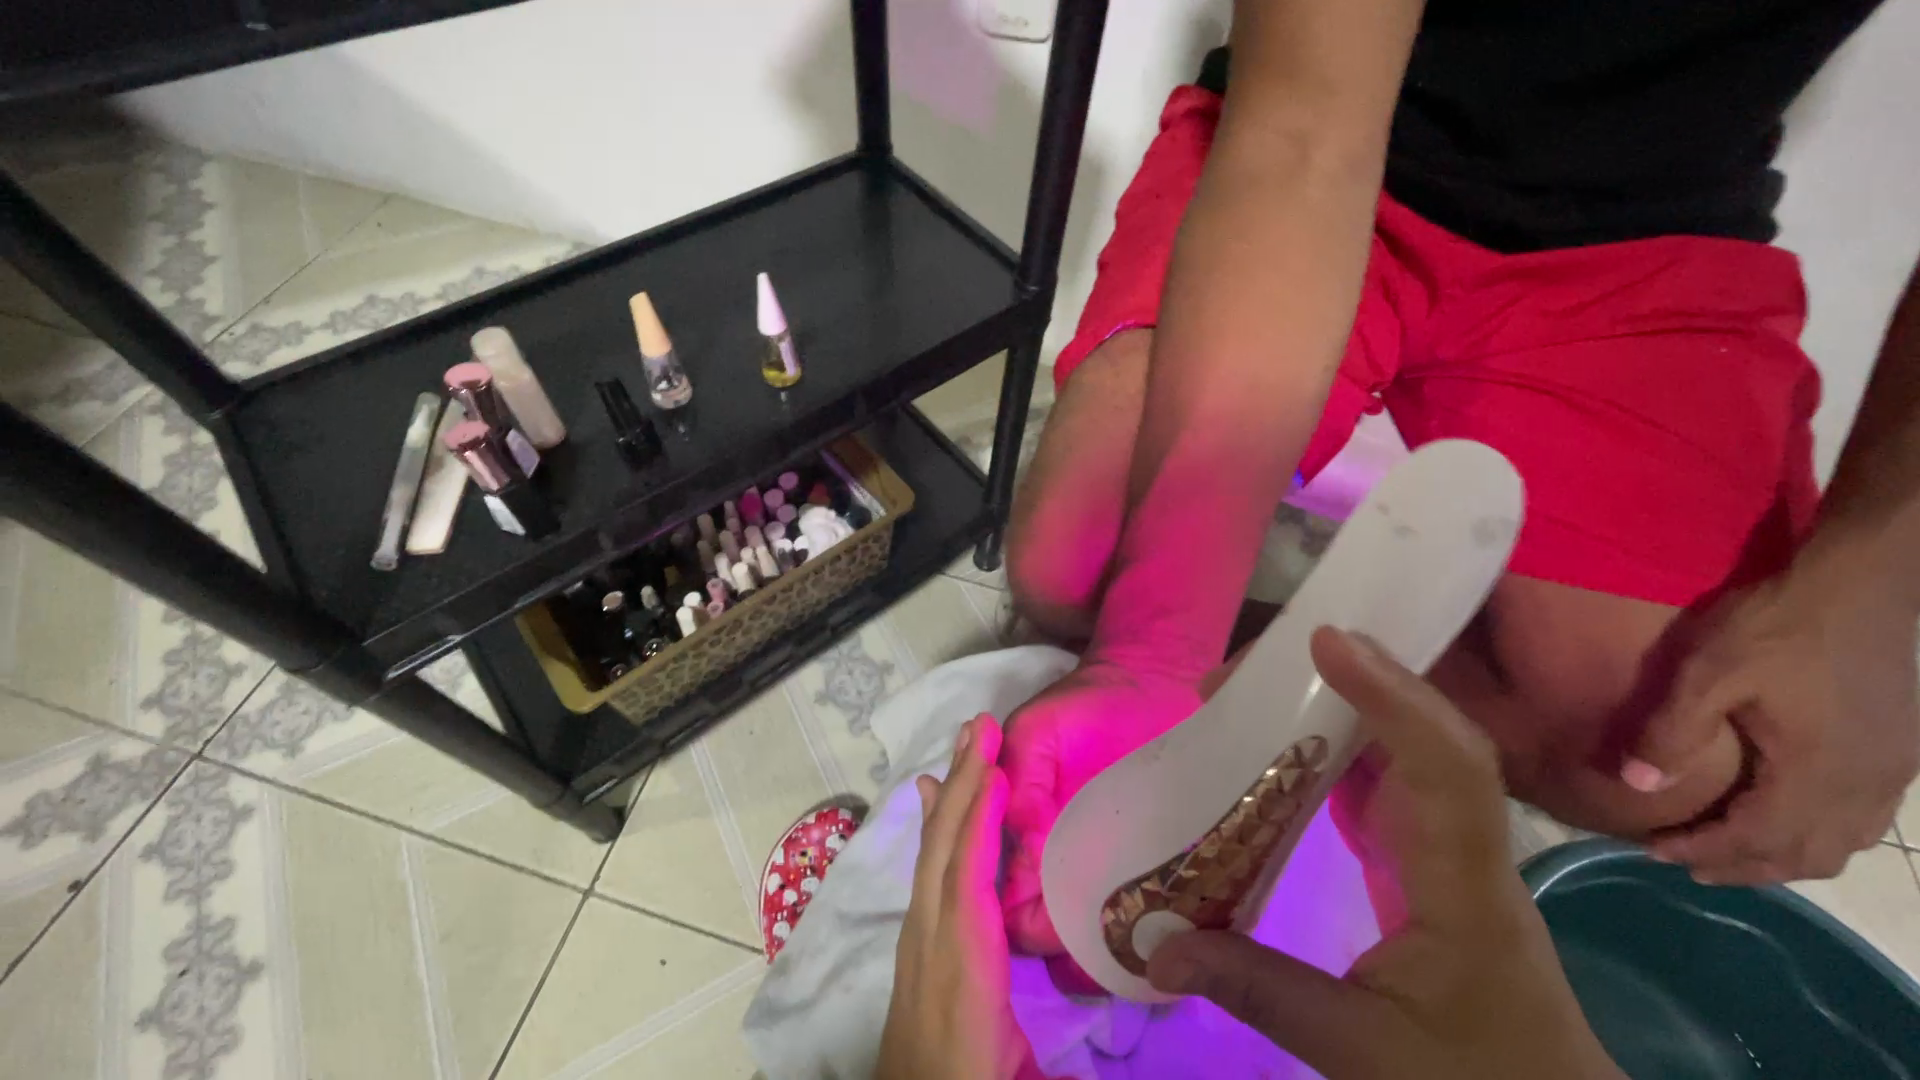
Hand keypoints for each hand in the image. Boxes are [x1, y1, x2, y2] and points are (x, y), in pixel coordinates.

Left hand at [877, 714, 1046, 1079]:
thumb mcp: (1026, 1076)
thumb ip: (1068, 1062)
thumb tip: (1129, 1027)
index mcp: (962, 972)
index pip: (966, 884)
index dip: (978, 822)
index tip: (995, 768)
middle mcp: (931, 942)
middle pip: (942, 851)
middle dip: (960, 783)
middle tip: (978, 725)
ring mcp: (917, 938)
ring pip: (931, 853)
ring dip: (948, 794)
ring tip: (962, 745)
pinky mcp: (917, 941)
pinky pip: (927, 868)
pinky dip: (935, 824)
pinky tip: (931, 800)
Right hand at [1000, 661, 1202, 965]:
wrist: (1154, 681)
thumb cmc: (1085, 705)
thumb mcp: (1038, 732)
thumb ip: (1022, 783)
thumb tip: (1024, 853)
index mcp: (1027, 842)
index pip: (1011, 907)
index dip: (1024, 925)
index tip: (1051, 929)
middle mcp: (1068, 867)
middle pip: (1057, 939)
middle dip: (1073, 955)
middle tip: (1105, 944)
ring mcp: (1119, 873)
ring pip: (1108, 944)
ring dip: (1117, 957)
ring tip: (1142, 947)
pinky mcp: (1167, 869)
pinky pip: (1163, 922)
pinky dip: (1167, 938)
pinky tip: (1177, 938)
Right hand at [1146, 628, 1624, 1079]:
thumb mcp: (1362, 1053)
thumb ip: (1258, 991)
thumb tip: (1157, 946)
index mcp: (1466, 888)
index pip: (1447, 767)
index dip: (1392, 695)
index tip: (1325, 641)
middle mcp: (1465, 848)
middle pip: (1427, 736)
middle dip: (1350, 681)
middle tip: (1255, 665)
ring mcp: (1448, 849)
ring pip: (1406, 751)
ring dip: (1339, 708)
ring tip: (1258, 688)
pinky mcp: (1426, 861)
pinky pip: (1385, 784)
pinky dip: (1336, 752)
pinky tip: (1285, 746)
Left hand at [1627, 556, 1919, 883]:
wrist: (1865, 585)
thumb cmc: (1777, 626)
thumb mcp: (1708, 672)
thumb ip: (1673, 731)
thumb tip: (1635, 784)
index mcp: (1816, 774)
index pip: (1756, 839)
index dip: (1703, 852)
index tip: (1651, 851)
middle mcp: (1865, 787)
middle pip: (1804, 855)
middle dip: (1739, 866)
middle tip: (1681, 861)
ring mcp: (1892, 773)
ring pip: (1840, 843)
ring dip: (1780, 856)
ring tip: (1724, 850)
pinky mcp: (1899, 753)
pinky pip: (1861, 820)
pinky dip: (1815, 834)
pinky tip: (1782, 819)